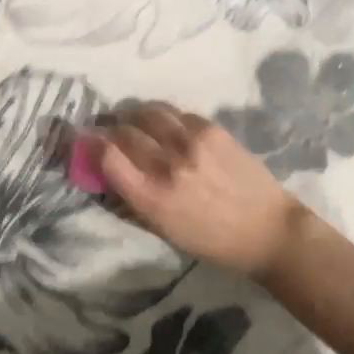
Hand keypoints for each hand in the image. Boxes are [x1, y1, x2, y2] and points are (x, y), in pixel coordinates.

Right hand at [93, 101, 307, 276]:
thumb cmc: (213, 240)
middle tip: (110, 132)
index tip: (85, 141)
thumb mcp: (165, 229)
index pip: (108, 157)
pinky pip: (175, 112)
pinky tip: (166, 125)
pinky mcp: (211, 128)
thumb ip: (133, 196)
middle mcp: (169, 166)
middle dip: (111, 130)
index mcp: (154, 199)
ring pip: (147, 112)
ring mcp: (191, 142)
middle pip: (124, 131)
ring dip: (135, 116)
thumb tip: (105, 166)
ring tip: (135, 122)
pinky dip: (164, 117)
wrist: (267, 229)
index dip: (90, 145)